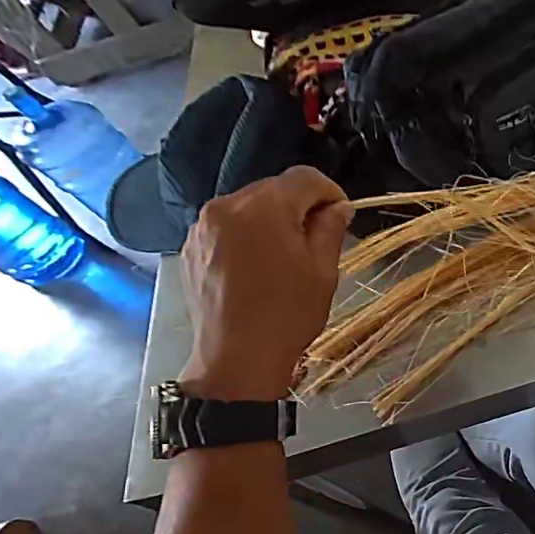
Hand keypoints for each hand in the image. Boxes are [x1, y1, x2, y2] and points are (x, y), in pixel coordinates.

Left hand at [179, 166, 351, 400]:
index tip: (342, 215)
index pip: (304, 178)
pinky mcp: (191, 247)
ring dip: (273, 221)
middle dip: (299, 206)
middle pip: (273, 189)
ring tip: (287, 257)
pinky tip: (260, 268)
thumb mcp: (323, 272)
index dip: (330, 192)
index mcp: (264, 209)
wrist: (238, 356)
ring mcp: (203, 226)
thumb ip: (330, 229)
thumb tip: (337, 207)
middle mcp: (226, 206)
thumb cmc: (289, 314)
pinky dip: (248, 236)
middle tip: (318, 239)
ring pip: (249, 207)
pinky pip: (227, 227)